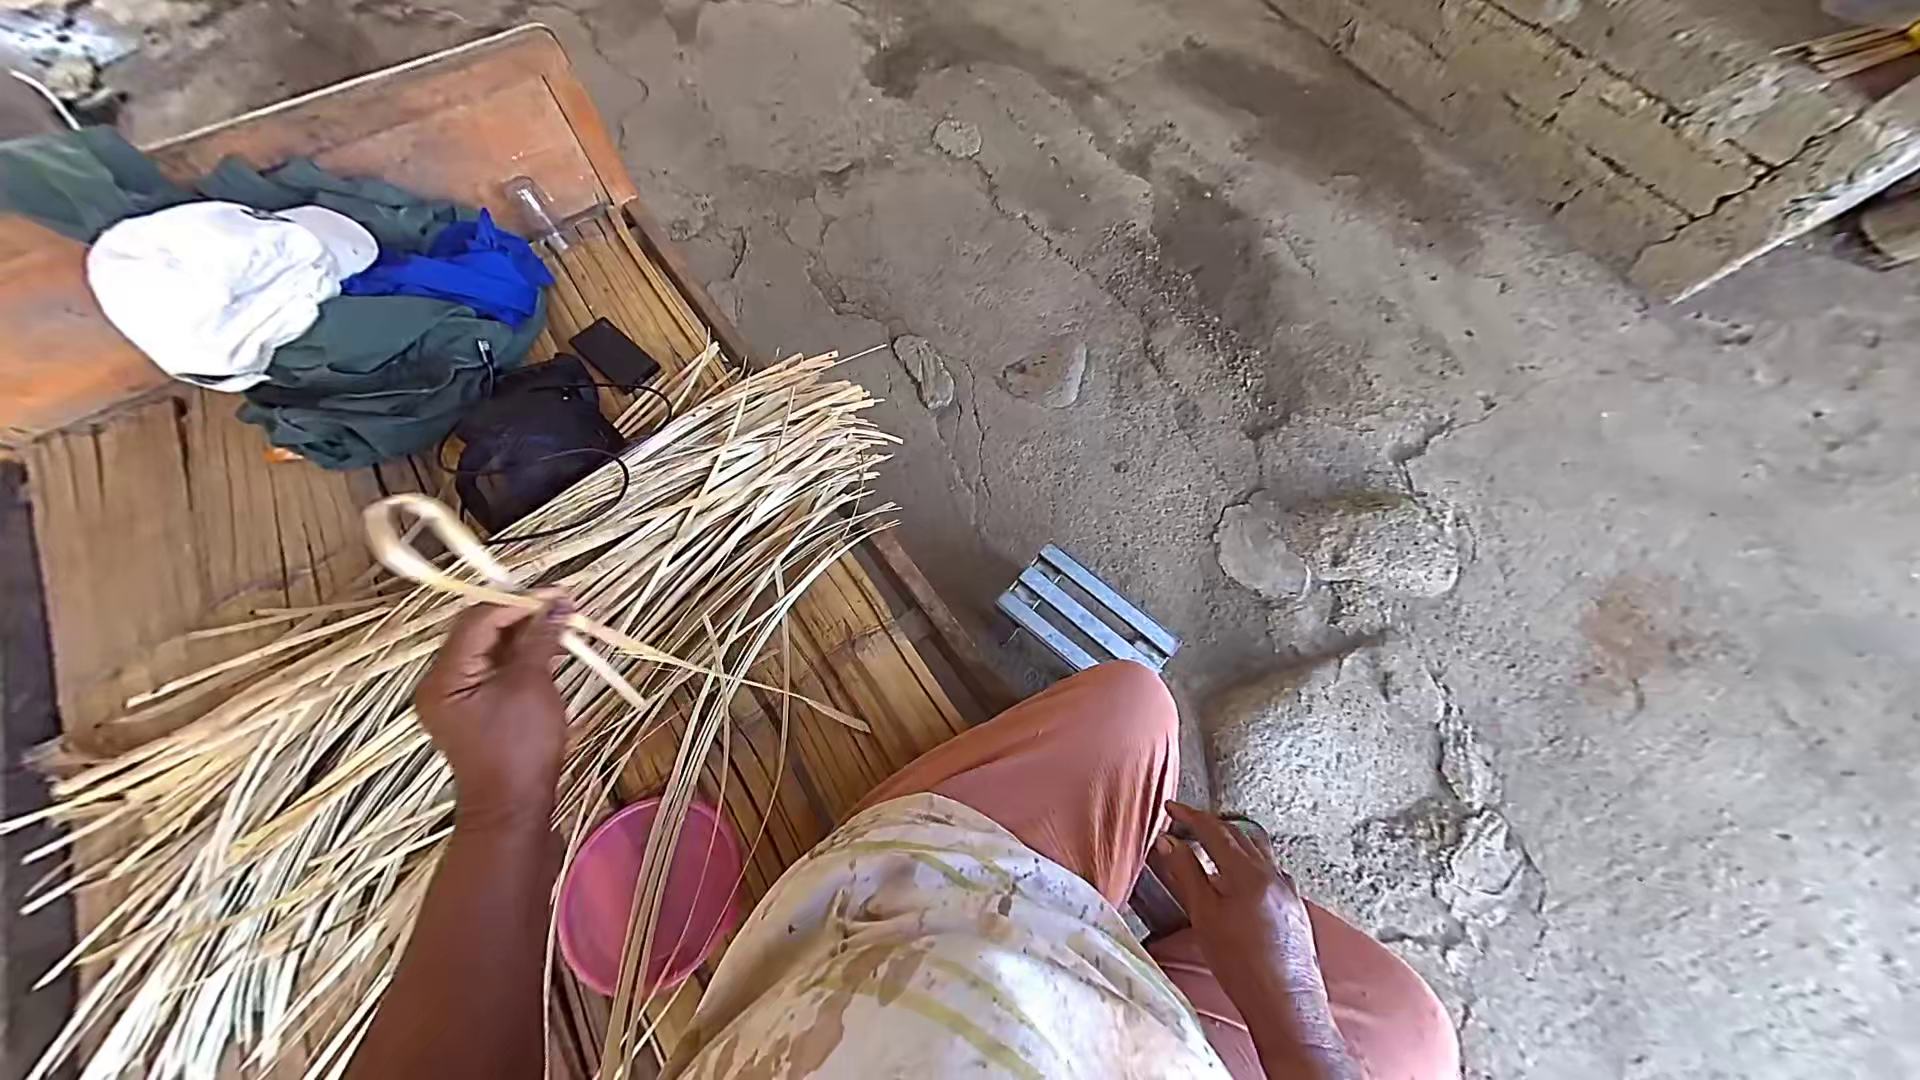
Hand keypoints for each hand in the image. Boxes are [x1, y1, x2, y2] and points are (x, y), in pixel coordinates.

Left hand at [416, 593, 571, 829]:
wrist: (513, 801)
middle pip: (480, 629)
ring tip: (564, 620)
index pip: (478, 621)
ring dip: (527, 630)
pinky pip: (497, 663)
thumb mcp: (532, 685)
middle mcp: (442, 679)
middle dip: (522, 612)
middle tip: (563, 603)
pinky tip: (553, 644)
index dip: (517, 602)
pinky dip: (524, 650)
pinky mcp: (475, 702)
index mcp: (445, 676)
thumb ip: (540, 640)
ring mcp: (457, 691)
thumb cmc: (521, 744)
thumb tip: (558, 604)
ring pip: (491, 644)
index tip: (558, 594)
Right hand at [1151, 803, 1353, 1078]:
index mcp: (1248, 872)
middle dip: (1209, 823)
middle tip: (1185, 822)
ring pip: (1257, 848)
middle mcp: (1272, 874)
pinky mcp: (1295, 907)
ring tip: (1211, 842)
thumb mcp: (1203, 915)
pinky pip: (1270, 867)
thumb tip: (1168, 841)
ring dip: (1231, 838)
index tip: (1171, 807)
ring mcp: (1288, 890)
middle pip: (1237, 833)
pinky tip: (1240, 875)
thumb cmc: (1242, 966)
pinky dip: (1250, 859)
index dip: (1189, 815)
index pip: (1214, 829)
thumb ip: (1185, 872)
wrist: (1287, 1009)